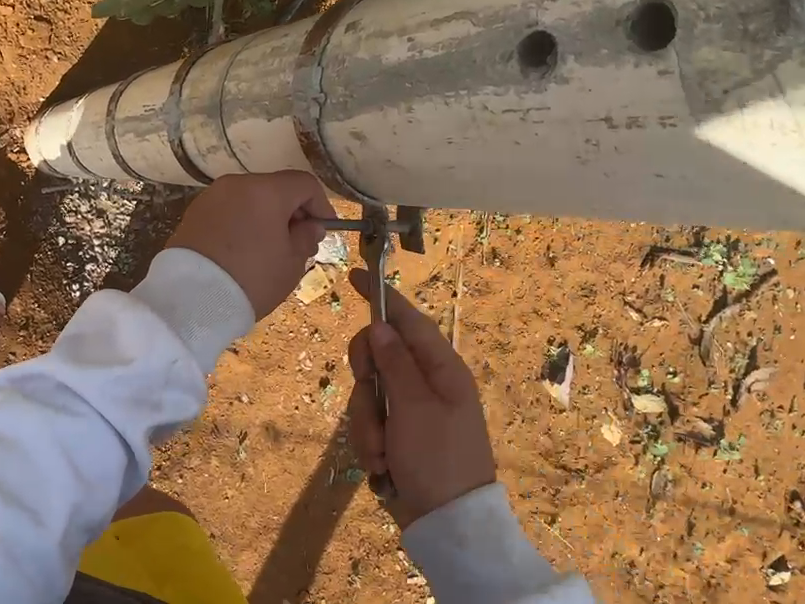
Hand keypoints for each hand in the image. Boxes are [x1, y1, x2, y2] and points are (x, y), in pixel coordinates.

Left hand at [163, 171, 332, 318]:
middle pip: (275, 188)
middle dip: (292, 211)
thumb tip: (310, 226)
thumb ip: (306, 237)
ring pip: (250, 198)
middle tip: (300, 243)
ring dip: (266, 216)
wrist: (192, 297)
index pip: (304, 183)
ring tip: (271, 249)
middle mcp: (236, 184)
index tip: (324, 230)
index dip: (321, 205)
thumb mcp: (291, 263)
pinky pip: (228, 210)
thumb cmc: (251, 278)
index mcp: (265, 190)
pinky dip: (242, 222)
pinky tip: (244, 250)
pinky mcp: (194, 212)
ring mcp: (212, 196)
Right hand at [346, 266, 496, 528]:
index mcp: (442, 369)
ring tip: (382, 454)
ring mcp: (413, 411)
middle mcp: (427, 384)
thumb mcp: (414, 406)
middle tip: (370, 398)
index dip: (382, 298)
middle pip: (379, 355)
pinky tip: (383, 468)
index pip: (408, 320)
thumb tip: (379, 325)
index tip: (354, 277)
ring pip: (369, 393)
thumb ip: (394, 362)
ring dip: (367, 423)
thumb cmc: (438, 459)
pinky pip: (370, 422)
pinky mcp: (400, 436)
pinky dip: (370, 443)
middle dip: (366, 381)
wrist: (450, 528)